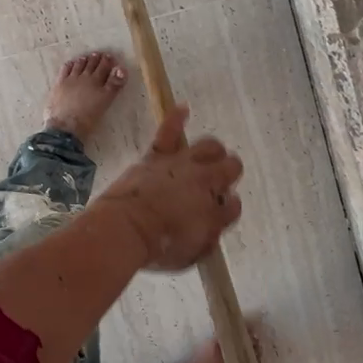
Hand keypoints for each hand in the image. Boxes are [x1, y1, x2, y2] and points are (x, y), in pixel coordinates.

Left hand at [95, 105, 243, 271]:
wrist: (127, 228)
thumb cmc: (158, 248)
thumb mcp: (191, 255)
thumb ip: (209, 238)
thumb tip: (218, 222)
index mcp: (216, 212)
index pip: (234, 205)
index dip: (229, 206)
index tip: (220, 209)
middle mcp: (205, 183)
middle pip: (230, 168)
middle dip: (229, 173)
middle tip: (218, 181)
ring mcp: (182, 165)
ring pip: (210, 146)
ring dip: (214, 150)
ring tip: (210, 154)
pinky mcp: (158, 155)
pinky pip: (170, 130)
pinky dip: (177, 118)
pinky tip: (184, 108)